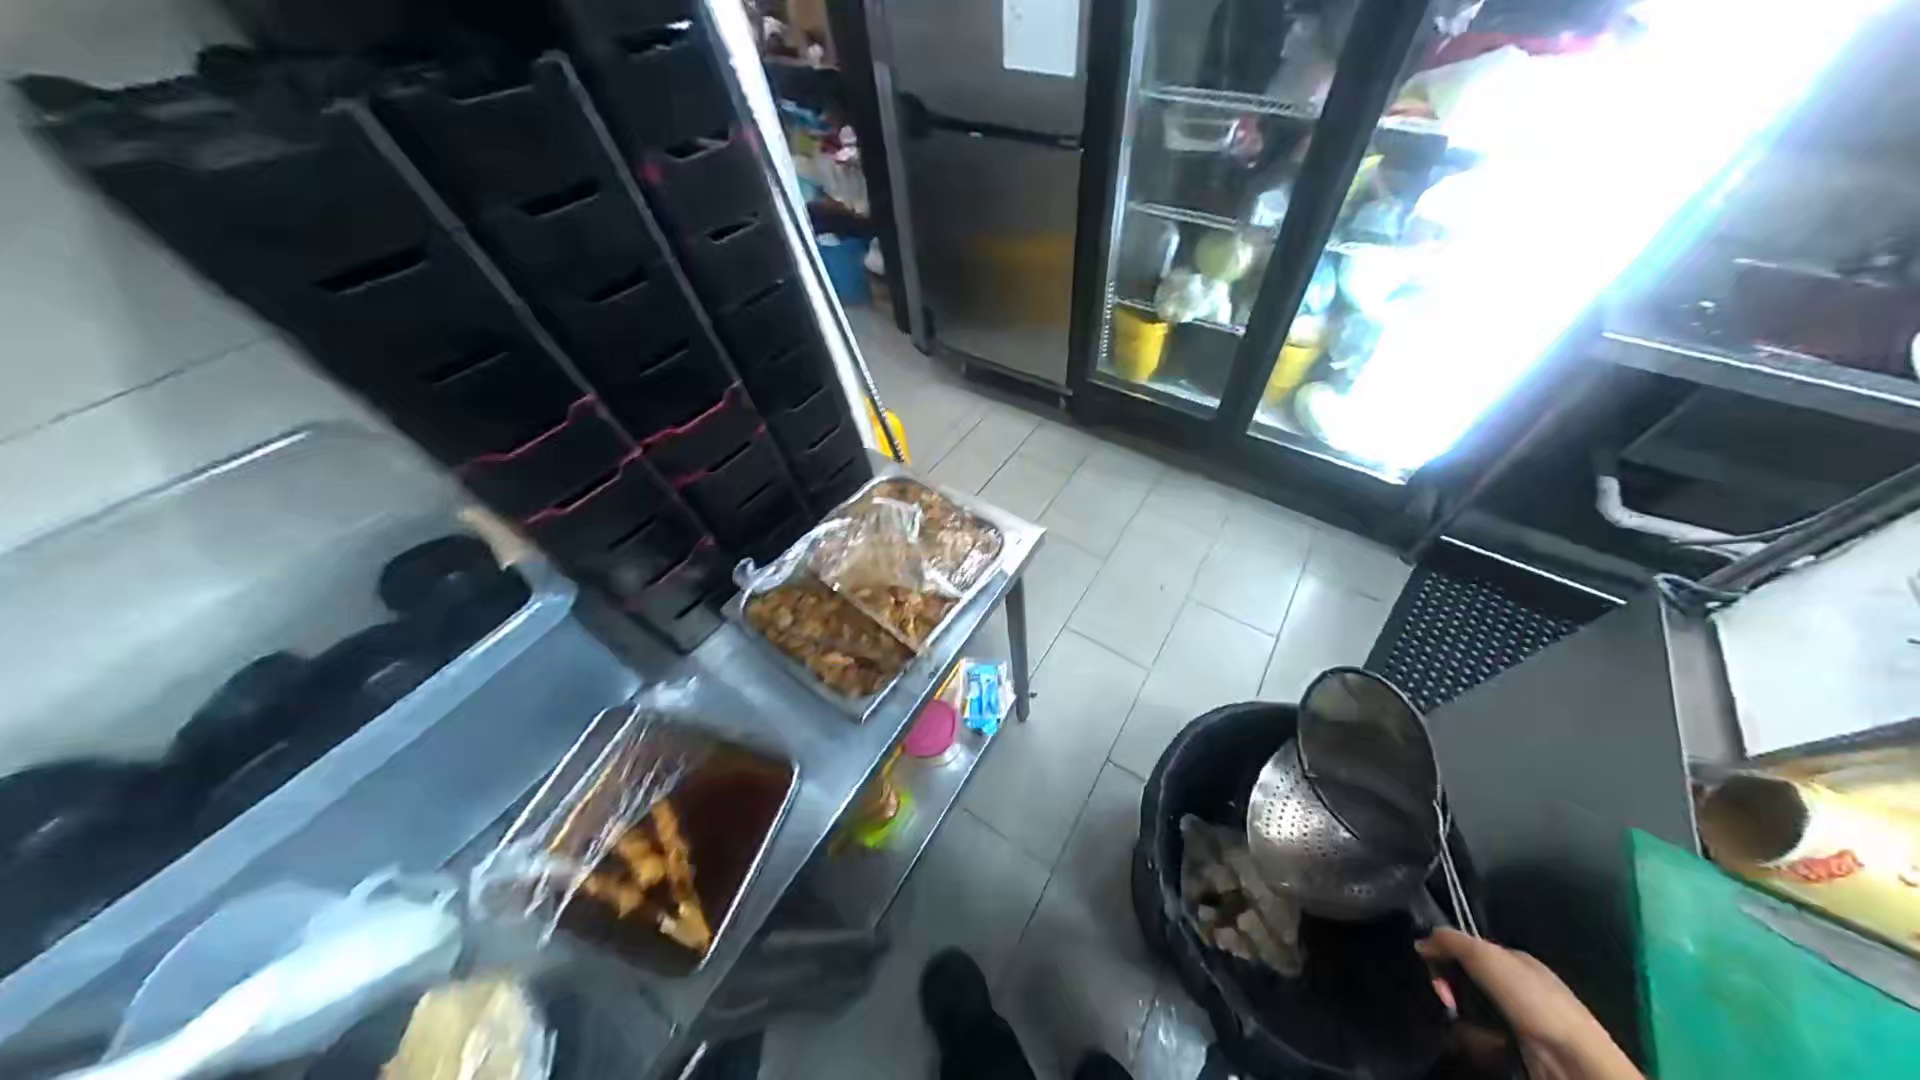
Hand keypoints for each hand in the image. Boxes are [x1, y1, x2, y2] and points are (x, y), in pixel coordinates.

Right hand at [1418, 929, 1641, 1079]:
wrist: (1574, 1063)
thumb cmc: (1531, 1000)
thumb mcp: (1485, 955)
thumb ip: (1449, 940)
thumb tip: (1421, 943)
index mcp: (1516, 960)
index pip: (1468, 948)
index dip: (1446, 954)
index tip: (1436, 969)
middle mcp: (1519, 986)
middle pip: (1467, 978)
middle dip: (1450, 986)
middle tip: (1447, 998)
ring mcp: (1521, 1019)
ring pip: (1472, 1008)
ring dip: (1461, 1015)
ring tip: (1465, 1024)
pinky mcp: (1519, 1048)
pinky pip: (1483, 1036)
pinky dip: (1476, 1039)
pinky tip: (1480, 1042)